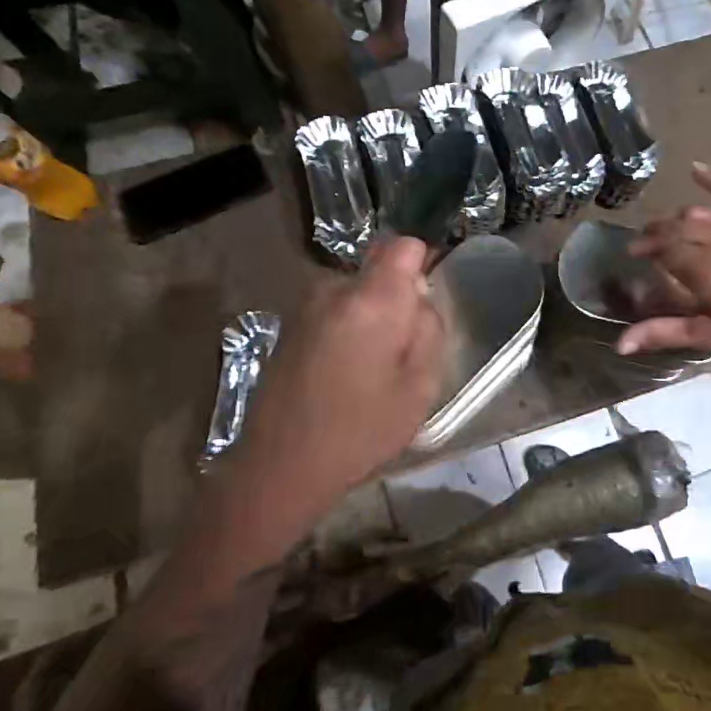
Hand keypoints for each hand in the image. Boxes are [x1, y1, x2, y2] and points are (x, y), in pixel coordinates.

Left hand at [236, 237, 444, 486]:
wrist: (281, 464)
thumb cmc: (360, 431)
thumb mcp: (419, 388)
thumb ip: (429, 329)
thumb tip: (420, 298)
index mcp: (372, 299)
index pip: (405, 246)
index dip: (422, 266)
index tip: (424, 305)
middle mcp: (334, 289)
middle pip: (379, 267)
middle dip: (397, 294)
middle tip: (402, 345)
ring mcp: (306, 305)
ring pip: (355, 290)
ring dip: (370, 312)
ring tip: (371, 366)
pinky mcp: (290, 324)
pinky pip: (334, 308)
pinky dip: (347, 326)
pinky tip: (343, 371)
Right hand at [618, 163, 710, 366]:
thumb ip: (664, 332)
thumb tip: (620, 344)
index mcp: (708, 269)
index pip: (666, 248)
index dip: (646, 248)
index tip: (631, 254)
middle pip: (678, 228)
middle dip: (655, 233)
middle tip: (641, 244)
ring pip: (699, 214)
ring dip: (676, 218)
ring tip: (662, 228)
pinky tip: (697, 169)